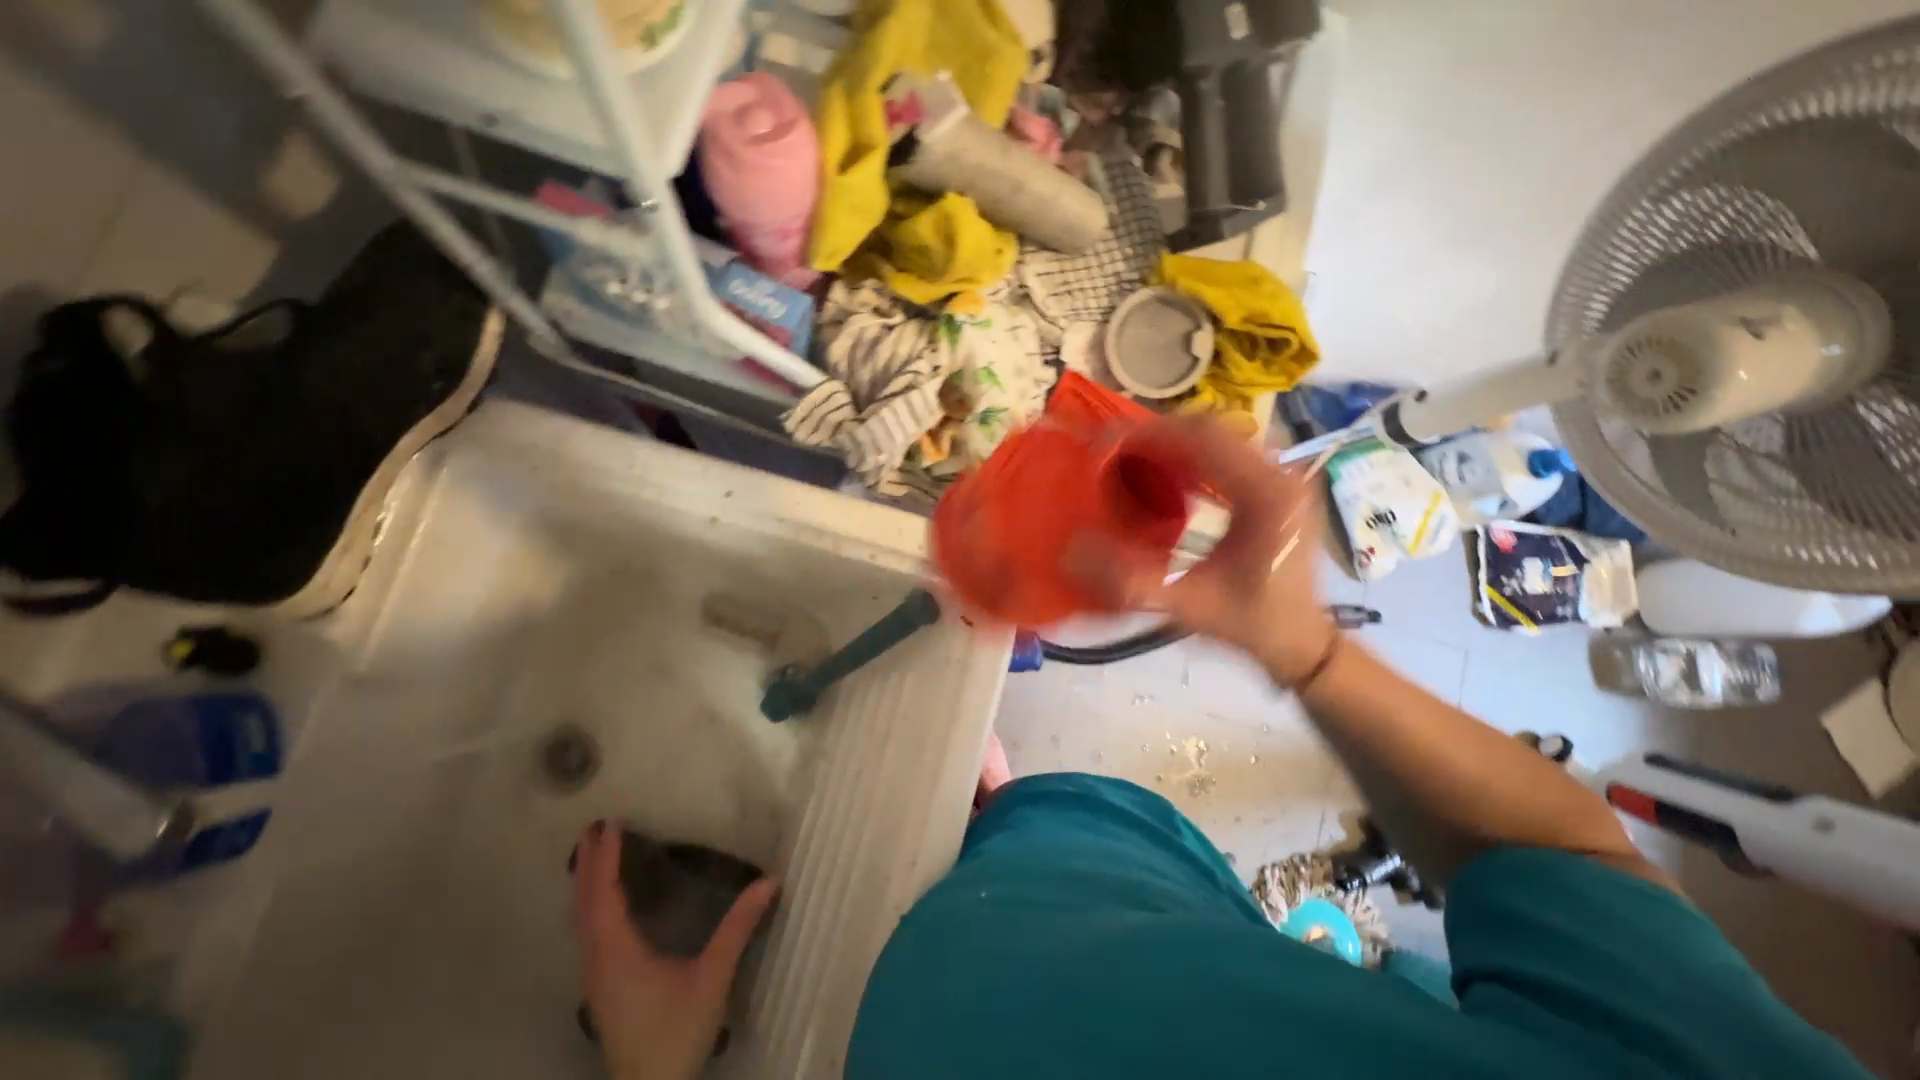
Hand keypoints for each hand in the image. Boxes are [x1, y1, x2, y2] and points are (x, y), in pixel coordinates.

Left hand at [572, 822, 778, 1079]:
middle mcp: (596, 960)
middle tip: (595, 827)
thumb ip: (738, 928)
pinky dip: (589, 906)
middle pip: (584, 904)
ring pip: (581, 921)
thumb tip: (769, 883)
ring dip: (586, 885)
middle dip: (590, 864)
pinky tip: (601, 904)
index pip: (605, 894)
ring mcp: (593, 977)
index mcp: (617, 952)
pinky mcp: (598, 989)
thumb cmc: (678, 1031)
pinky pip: (586, 934)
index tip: (610, 824)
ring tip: (595, 855)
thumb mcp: (713, 978)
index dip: (606, 858)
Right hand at [1077, 419, 1335, 685]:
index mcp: (1268, 495)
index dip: (1150, 434)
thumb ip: (1133, 581)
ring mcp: (1283, 475)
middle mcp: (1282, 474)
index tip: (1104, 443)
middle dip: (1157, 433)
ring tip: (1131, 456)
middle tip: (1111, 450)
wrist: (1301, 644)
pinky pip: (1228, 451)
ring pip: (1220, 435)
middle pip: (1212, 428)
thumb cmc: (1253, 625)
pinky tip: (1164, 471)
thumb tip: (1070, 553)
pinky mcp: (1277, 484)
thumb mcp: (1191, 606)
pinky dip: (1191, 453)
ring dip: (1173, 440)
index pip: (1205, 439)